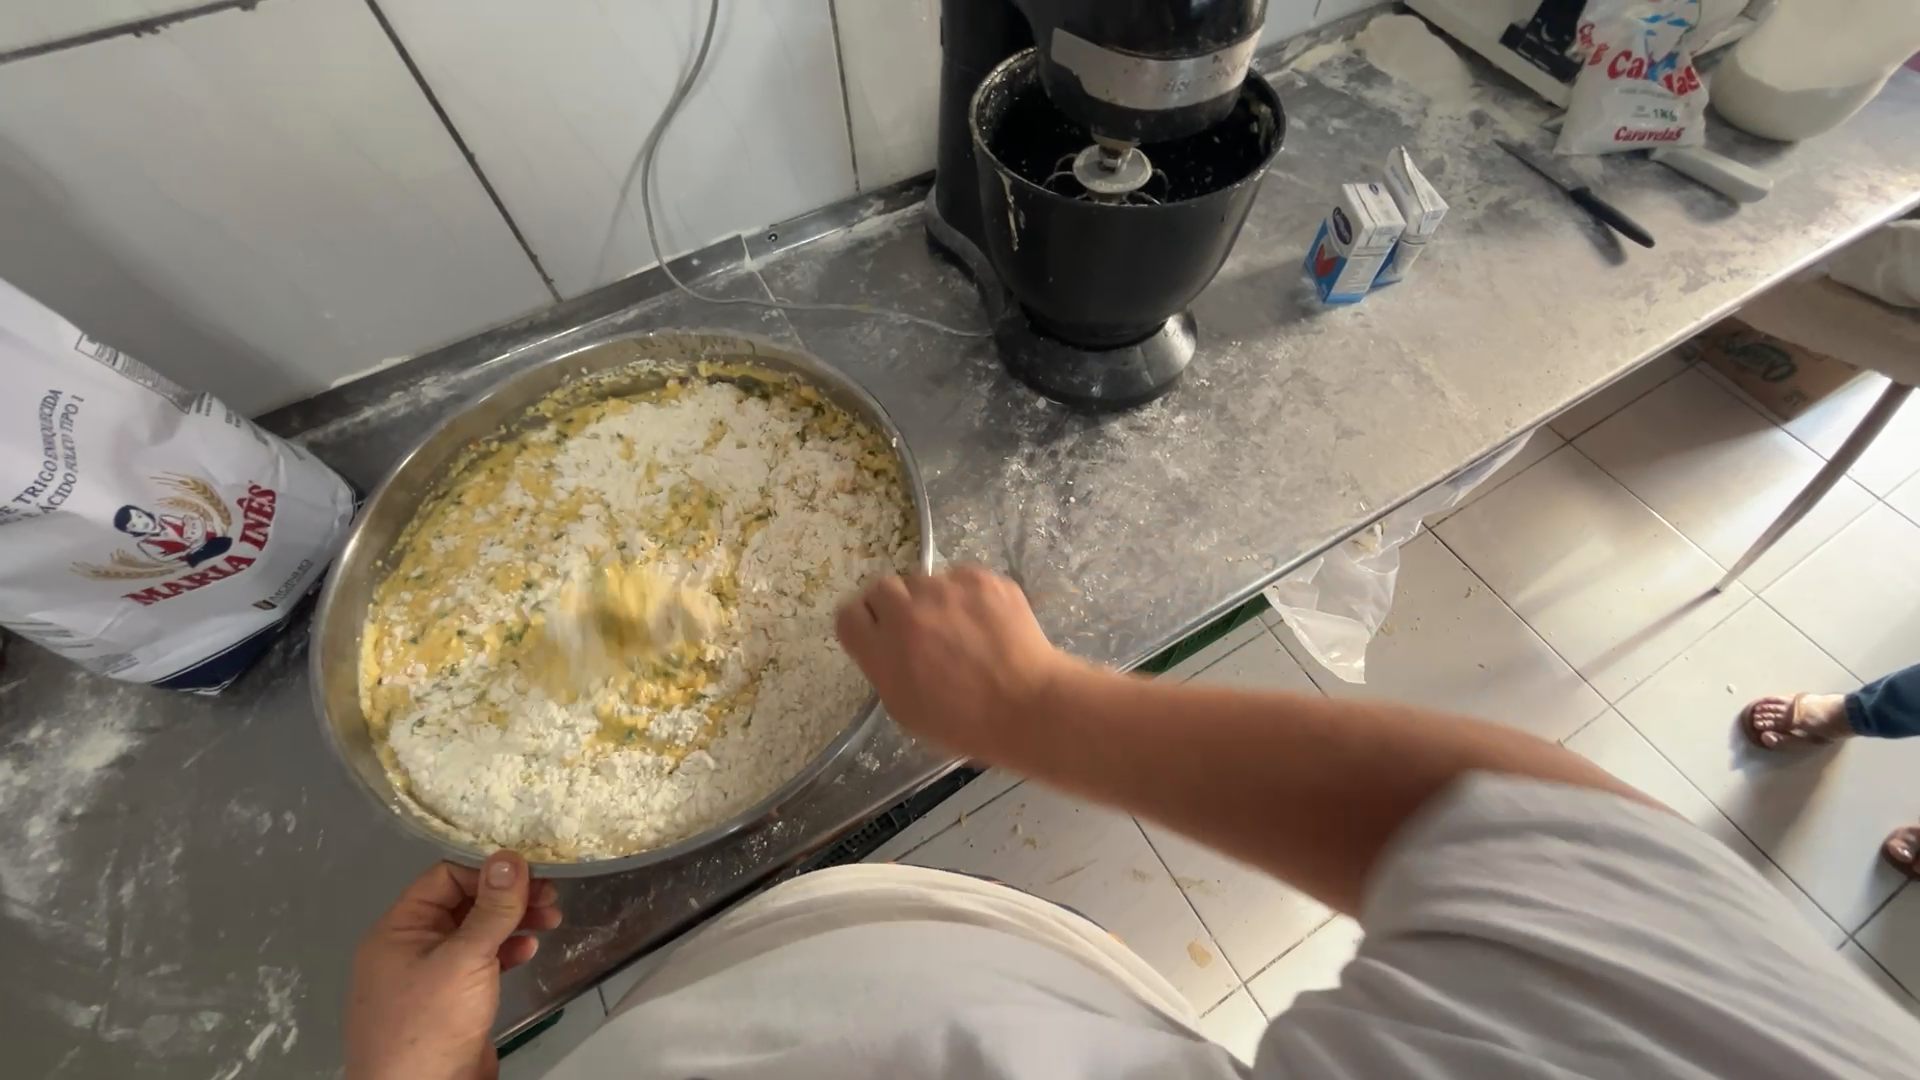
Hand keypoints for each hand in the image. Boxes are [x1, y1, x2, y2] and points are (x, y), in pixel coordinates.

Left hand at [346, 852, 562, 1079]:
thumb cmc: (432, 1022)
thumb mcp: (466, 958)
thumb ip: (492, 906)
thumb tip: (510, 854)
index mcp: (399, 930)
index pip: (446, 877)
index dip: (488, 869)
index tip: (532, 869)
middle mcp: (411, 946)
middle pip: (466, 901)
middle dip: (510, 895)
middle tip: (551, 893)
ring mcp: (431, 973)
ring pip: (478, 928)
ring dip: (516, 919)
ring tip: (552, 919)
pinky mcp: (451, 996)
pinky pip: (482, 957)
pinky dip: (508, 948)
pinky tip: (529, 951)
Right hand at [835, 565, 1081, 759]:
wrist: (1029, 706)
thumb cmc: (966, 722)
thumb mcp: (905, 710)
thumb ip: (884, 668)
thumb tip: (884, 644)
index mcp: (883, 650)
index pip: (848, 614)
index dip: (863, 623)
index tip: (877, 632)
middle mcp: (908, 612)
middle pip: (881, 588)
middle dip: (894, 605)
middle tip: (918, 627)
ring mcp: (946, 590)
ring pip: (924, 579)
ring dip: (932, 599)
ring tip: (959, 627)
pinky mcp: (980, 579)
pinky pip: (960, 577)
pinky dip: (967, 595)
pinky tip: (984, 621)